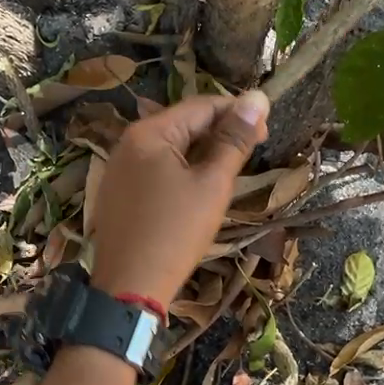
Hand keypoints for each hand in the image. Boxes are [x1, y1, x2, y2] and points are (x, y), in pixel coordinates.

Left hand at [89, 90, 269, 305]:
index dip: (238, 115)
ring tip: (226, 179)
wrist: (129, 287)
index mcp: (148, 133)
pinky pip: (155, 172)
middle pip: (183, 125)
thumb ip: (234, 140)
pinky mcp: (117, 195)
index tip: (266, 137)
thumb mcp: (212, 184)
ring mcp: (118, 171)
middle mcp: (127, 144)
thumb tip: (258, 97)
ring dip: (201, 157)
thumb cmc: (174, 233)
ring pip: (170, 150)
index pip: (202, 106)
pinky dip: (180, 175)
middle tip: (248, 161)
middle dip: (219, 137)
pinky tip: (196, 196)